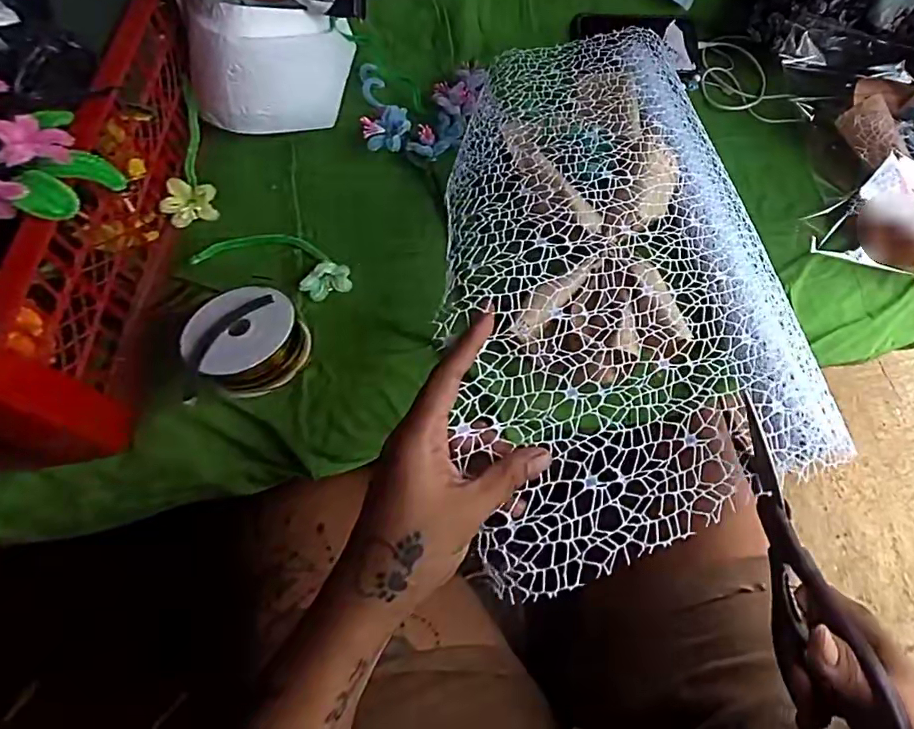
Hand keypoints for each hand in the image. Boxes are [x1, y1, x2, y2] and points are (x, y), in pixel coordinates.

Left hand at [342, 312, 549, 610]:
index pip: (447, 377)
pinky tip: (509, 505)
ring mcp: (415, 461)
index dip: (468, 344)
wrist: (368, 599)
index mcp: (419, 436)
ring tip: (523, 487)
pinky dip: (482, 475)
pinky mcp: (418, 480)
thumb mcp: (471, 508)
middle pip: (461, 411)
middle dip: (495, 419)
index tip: (487, 314)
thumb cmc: (415, 546)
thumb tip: (545, 453)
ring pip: (464, 443)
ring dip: (493, 459)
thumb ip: (508, 475)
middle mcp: (414, 441)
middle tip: (522, 398)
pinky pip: (458, 463)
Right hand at [785, 583, 913, 728]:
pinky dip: (808, 702)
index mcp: (860, 623)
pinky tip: (815, 720)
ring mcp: (847, 662)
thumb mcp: (883, 693)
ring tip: (813, 716)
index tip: (797, 659)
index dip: (795, 620)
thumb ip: (850, 667)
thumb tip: (816, 631)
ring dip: (800, 686)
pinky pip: (812, 683)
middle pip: (802, 629)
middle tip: (808, 698)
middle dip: (797, 662)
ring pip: (804, 658)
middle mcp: (849, 635)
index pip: (810, 595)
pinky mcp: (845, 688)